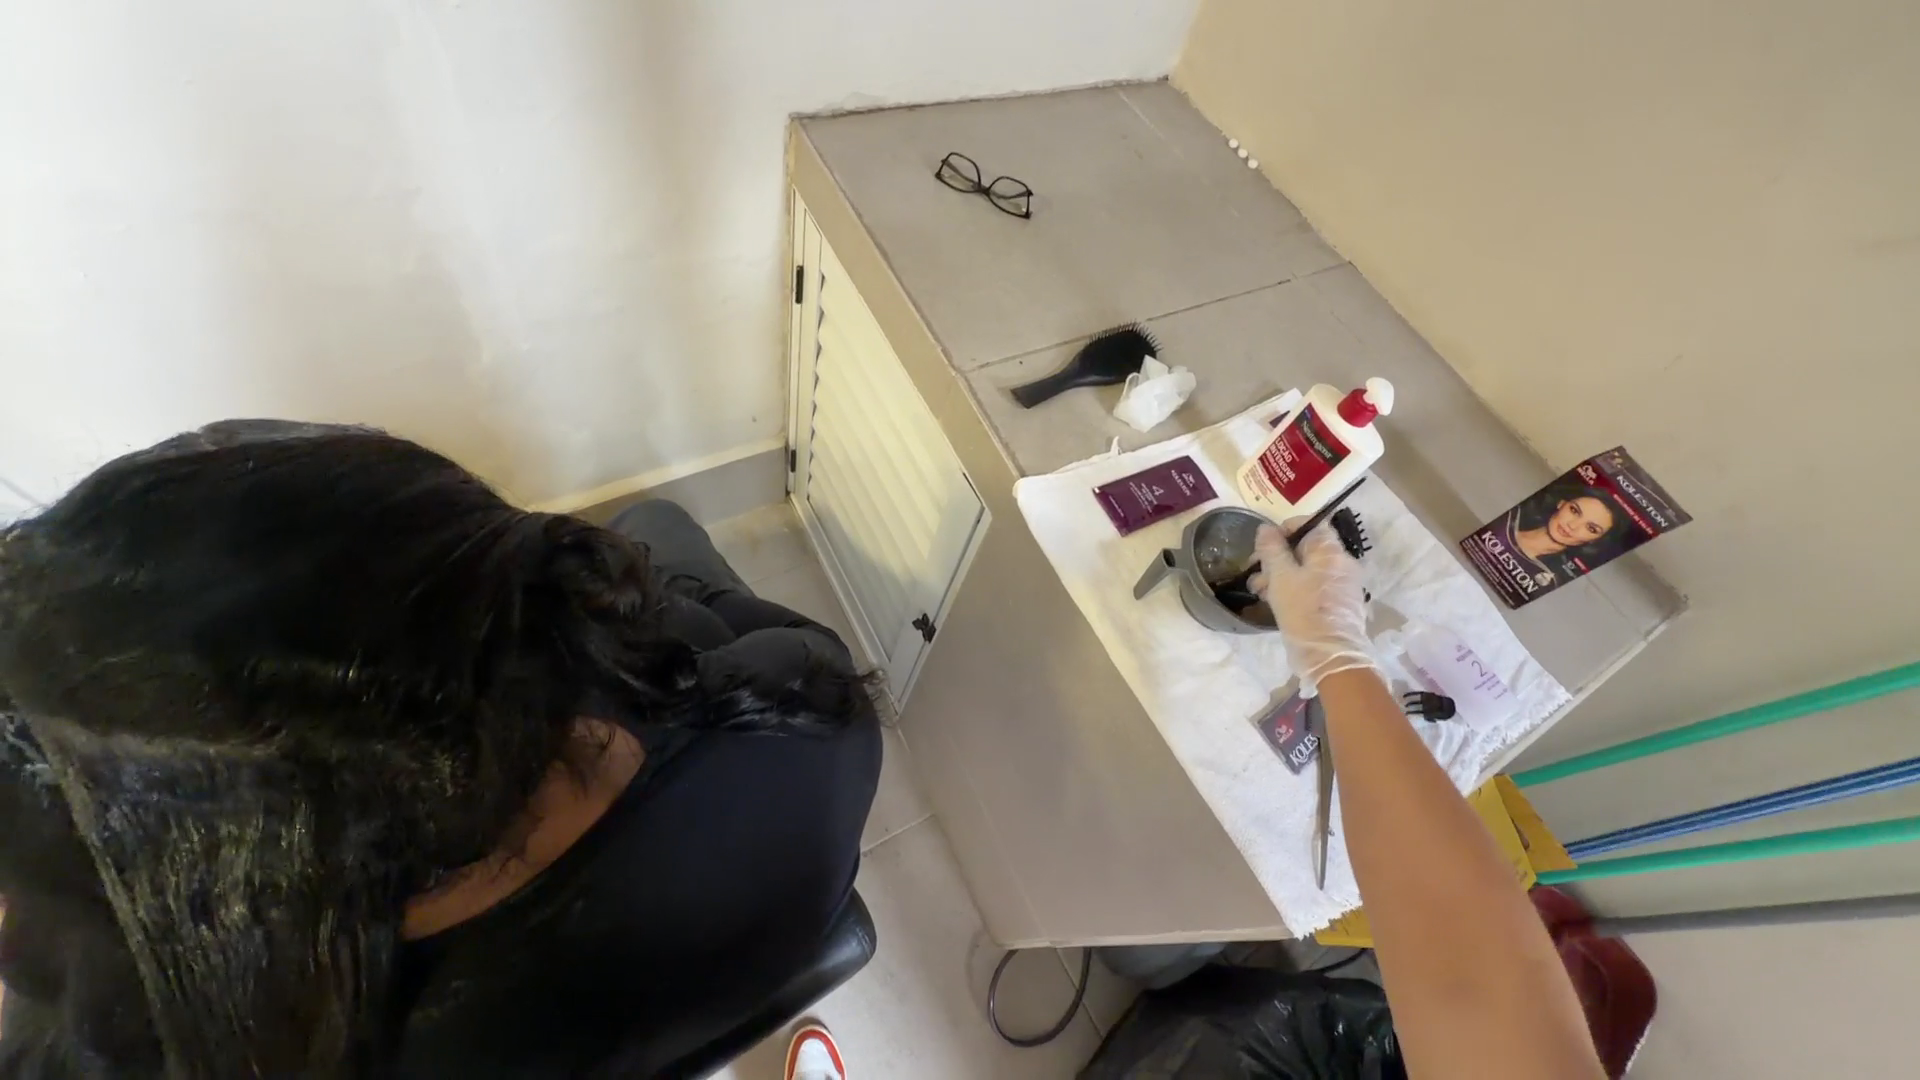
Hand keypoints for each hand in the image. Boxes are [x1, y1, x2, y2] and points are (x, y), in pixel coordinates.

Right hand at [1249, 521, 1375, 691]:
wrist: (1330, 656)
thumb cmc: (1303, 611)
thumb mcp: (1280, 577)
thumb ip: (1272, 549)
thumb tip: (1266, 528)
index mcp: (1330, 552)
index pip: (1310, 524)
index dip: (1284, 529)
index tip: (1263, 546)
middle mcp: (1341, 563)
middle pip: (1305, 548)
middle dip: (1276, 557)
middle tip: (1254, 572)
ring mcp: (1341, 584)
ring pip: (1305, 569)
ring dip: (1279, 575)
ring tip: (1259, 591)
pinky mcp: (1337, 603)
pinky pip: (1312, 586)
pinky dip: (1293, 588)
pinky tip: (1274, 601)